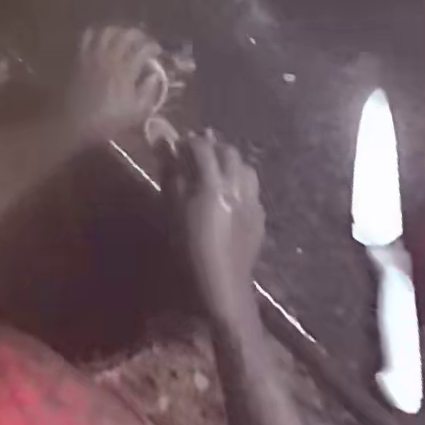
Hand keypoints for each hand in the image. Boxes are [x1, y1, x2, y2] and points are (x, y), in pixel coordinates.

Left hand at [65, 26, 165, 140]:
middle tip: (143, 40)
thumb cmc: (109, 120)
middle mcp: (109, 58)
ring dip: (118, 30)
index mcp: (125, 71)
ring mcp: (92, 56)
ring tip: (123, 36)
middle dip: (138, 34)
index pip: (142, 49)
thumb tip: (155, 75)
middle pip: (126, 35)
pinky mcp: (79, 57)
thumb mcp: (136, 112)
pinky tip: (101, 37)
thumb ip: (148, 91)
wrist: (76, 121)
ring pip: (106, 32)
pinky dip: (96, 32)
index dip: (153, 46)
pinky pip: (86, 37)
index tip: (157, 50)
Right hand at [174, 131, 266, 312]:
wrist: (221, 283)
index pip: (203, 147)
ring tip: (214, 169)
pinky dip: (239, 180)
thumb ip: (170, 171)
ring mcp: (252, 201)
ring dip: (229, 161)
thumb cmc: (188, 244)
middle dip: (212, 147)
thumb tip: (164, 143)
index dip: (189, 141)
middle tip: (195, 153)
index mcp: (213, 184)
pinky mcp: (260, 215)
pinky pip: (252, 187)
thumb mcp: (172, 206)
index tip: (177, 144)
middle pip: (229, 152)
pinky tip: (228, 192)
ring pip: (245, 166)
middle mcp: (237, 187)